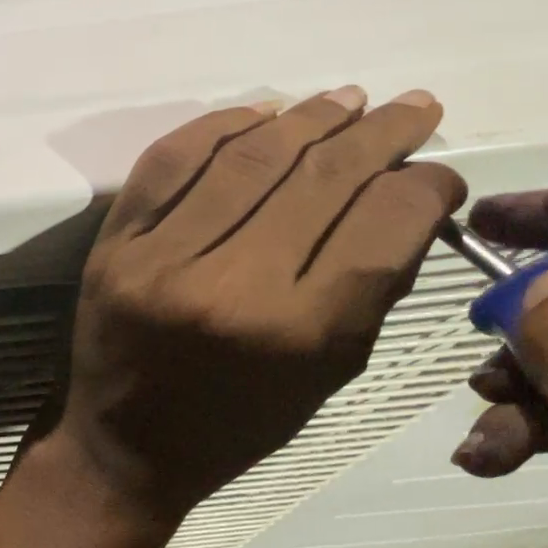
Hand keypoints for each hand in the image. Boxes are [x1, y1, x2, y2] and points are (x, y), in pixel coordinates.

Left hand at [39, 85, 464, 520]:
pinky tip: (258, 113)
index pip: (383, 223)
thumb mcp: (328, 372)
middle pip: (320, 180)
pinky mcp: (110, 247)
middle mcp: (227, 286)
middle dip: (378, 134)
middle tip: (411, 108)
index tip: (437, 171)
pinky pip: (165, 164)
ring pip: (245, 160)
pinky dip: (215, 127)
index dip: (425, 184)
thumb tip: (409, 194)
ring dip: (305, 118)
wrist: (124, 448)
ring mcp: (158, 260)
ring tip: (344, 100)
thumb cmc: (237, 423)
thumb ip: (373, 285)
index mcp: (297, 331)